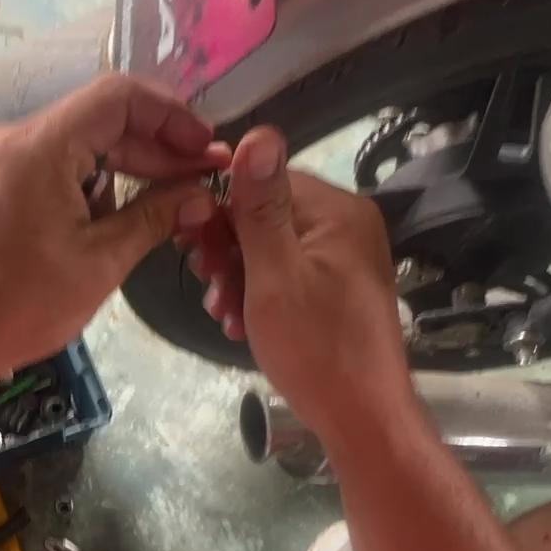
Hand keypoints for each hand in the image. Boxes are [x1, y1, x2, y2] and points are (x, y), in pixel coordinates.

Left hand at [0, 75, 227, 374]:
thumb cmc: (25, 306)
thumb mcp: (101, 262)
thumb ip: (155, 217)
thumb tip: (204, 194)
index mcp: (41, 147)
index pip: (120, 97)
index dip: (172, 117)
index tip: (207, 149)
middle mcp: (19, 138)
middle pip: (103, 119)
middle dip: (157, 147)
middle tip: (204, 178)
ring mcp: (8, 160)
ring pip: (84, 144)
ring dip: (130, 168)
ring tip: (174, 200)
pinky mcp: (5, 184)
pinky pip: (62, 166)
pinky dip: (98, 184)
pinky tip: (128, 213)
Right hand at [182, 127, 412, 422]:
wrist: (360, 418)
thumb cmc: (315, 348)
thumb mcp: (275, 275)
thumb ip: (260, 209)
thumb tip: (256, 132)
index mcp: (336, 213)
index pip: (267, 184)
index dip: (222, 211)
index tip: (190, 245)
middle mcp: (345, 229)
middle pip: (267, 218)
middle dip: (227, 251)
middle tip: (207, 286)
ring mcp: (342, 264)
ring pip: (271, 253)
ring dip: (237, 279)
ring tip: (222, 313)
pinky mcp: (335, 294)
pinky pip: (286, 280)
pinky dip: (258, 298)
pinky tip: (240, 325)